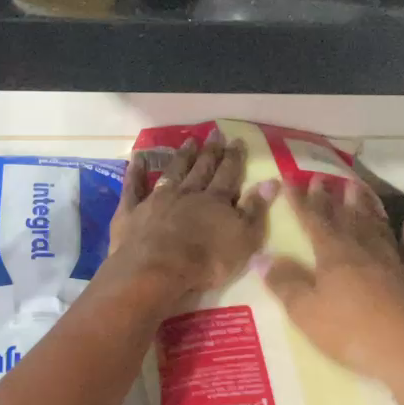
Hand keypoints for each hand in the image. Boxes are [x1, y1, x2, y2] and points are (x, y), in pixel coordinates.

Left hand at [107, 137, 276, 297]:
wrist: (158, 271)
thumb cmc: (207, 261)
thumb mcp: (244, 239)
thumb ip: (255, 210)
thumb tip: (271, 181)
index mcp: (215, 201)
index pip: (228, 174)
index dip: (234, 157)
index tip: (237, 140)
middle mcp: (188, 193)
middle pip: (202, 168)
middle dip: (210, 151)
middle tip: (214, 133)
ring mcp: (158, 199)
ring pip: (173, 172)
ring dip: (181, 156)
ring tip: (189, 140)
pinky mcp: (132, 211)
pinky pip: (133, 187)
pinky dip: (135, 172)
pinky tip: (136, 159)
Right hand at [263, 178, 403, 393]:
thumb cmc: (354, 334)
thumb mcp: (307, 313)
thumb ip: (285, 283)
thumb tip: (261, 257)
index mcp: (334, 253)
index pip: (313, 219)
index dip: (301, 200)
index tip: (292, 179)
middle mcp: (365, 247)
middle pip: (346, 215)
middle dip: (332, 197)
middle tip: (324, 176)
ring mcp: (395, 258)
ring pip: (377, 223)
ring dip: (365, 205)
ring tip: (357, 188)